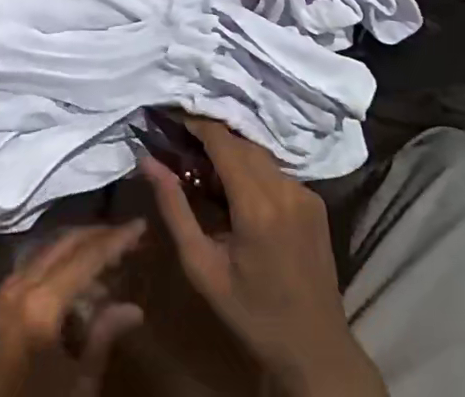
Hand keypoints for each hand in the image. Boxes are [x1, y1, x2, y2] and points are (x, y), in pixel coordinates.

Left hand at [0, 222, 146, 396]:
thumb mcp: (78, 384)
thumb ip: (103, 337)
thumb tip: (134, 309)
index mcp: (42, 303)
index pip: (87, 256)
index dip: (117, 238)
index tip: (141, 224)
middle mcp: (22, 284)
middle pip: (66, 242)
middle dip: (99, 234)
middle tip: (130, 236)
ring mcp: (7, 289)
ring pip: (50, 248)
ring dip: (80, 245)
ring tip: (111, 256)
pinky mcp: (1, 299)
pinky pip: (36, 262)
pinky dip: (61, 259)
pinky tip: (79, 277)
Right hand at [141, 119, 386, 396]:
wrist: (314, 347)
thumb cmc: (250, 312)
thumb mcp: (201, 266)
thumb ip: (174, 208)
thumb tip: (149, 162)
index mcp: (257, 205)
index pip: (223, 142)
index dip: (196, 124)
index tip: (171, 117)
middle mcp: (286, 189)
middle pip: (242, 143)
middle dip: (211, 138)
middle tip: (180, 146)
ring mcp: (306, 193)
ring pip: (261, 155)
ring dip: (232, 153)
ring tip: (203, 169)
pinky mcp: (315, 202)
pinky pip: (277, 171)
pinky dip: (253, 169)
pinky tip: (236, 190)